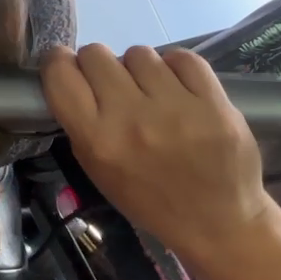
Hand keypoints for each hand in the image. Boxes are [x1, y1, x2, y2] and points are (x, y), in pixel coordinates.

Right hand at [41, 44, 277, 266]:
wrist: (221, 226)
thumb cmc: (148, 198)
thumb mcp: (95, 166)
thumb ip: (78, 117)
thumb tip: (71, 70)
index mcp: (98, 140)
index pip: (60, 71)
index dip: (60, 63)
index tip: (70, 69)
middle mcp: (133, 120)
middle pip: (96, 53)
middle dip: (100, 67)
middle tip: (115, 88)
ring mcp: (178, 110)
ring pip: (138, 53)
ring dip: (140, 70)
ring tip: (153, 94)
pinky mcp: (216, 106)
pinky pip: (182, 58)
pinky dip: (176, 68)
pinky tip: (179, 89)